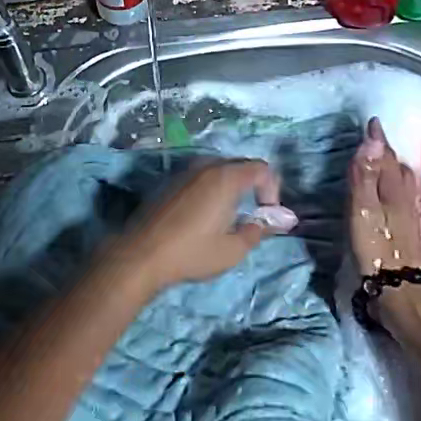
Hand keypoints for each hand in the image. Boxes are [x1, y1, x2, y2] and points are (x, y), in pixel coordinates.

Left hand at [112, 158, 289, 292]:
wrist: (140, 255)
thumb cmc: (191, 253)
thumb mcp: (232, 250)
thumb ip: (259, 230)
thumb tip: (280, 221)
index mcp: (226, 177)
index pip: (262, 169)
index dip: (272, 189)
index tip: (267, 215)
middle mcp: (207, 165)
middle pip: (241, 165)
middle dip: (254, 187)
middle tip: (253, 215)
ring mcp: (186, 170)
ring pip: (219, 169)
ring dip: (232, 187)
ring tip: (229, 216)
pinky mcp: (170, 180)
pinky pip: (201, 176)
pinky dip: (212, 188)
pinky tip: (204, 215)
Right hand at [348, 117, 420, 274]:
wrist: (399, 289)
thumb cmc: (375, 247)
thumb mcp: (363, 209)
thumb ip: (365, 175)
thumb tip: (372, 140)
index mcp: (394, 188)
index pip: (385, 156)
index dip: (377, 140)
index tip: (372, 123)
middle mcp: (407, 197)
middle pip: (397, 167)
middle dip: (386, 152)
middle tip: (373, 141)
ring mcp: (411, 214)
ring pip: (405, 182)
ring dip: (394, 168)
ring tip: (384, 162)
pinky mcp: (411, 230)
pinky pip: (406, 196)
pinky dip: (398, 186)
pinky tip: (394, 195)